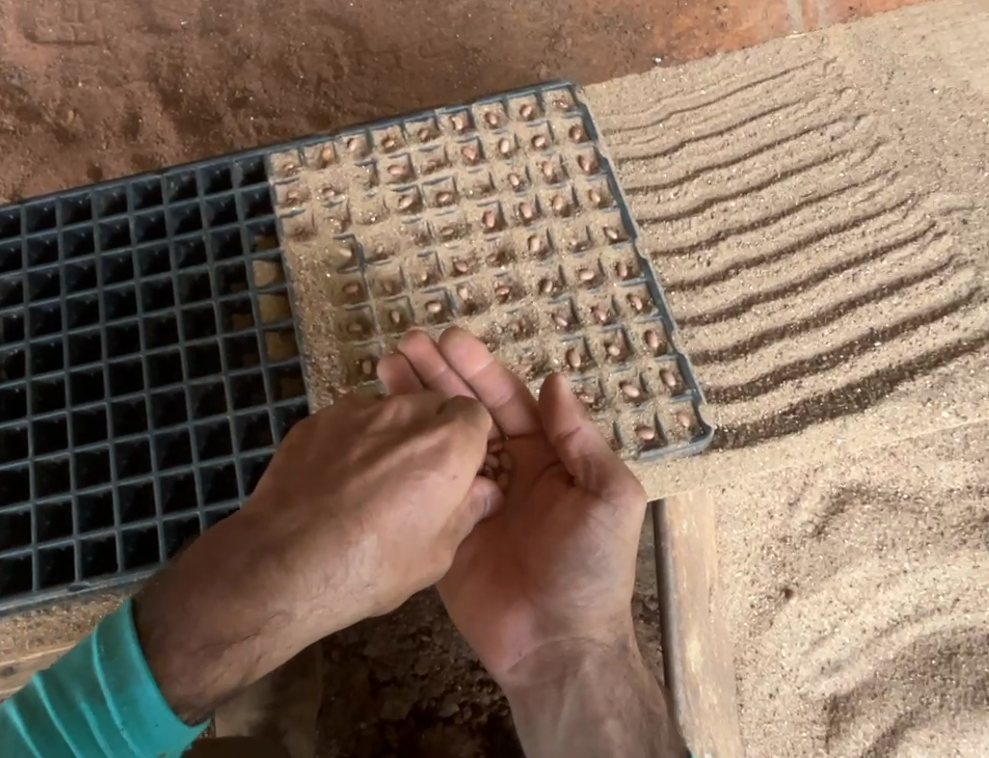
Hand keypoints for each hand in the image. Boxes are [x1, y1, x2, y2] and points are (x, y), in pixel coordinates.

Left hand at [135, 386, 497, 722]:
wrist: (286, 558)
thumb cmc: (372, 565)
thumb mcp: (435, 555)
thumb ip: (465, 512)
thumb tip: (485, 490)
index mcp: (446, 444)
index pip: (475, 413)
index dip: (469, 440)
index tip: (459, 467)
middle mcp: (404, 413)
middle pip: (431, 404)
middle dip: (431, 431)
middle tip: (416, 473)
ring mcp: (356, 409)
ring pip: (388, 409)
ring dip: (391, 432)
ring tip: (371, 477)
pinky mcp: (318, 417)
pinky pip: (349, 419)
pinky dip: (352, 439)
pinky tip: (336, 477)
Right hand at [383, 328, 679, 757]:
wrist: (556, 648)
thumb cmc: (590, 568)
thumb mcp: (607, 498)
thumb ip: (581, 440)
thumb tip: (554, 380)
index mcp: (545, 456)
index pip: (506, 401)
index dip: (478, 369)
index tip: (448, 340)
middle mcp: (506, 467)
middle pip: (466, 411)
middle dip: (438, 375)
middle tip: (405, 344)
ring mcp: (471, 495)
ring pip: (441, 439)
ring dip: (416, 402)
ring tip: (384, 367)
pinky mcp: (444, 526)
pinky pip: (424, 482)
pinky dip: (404, 452)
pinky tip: (381, 425)